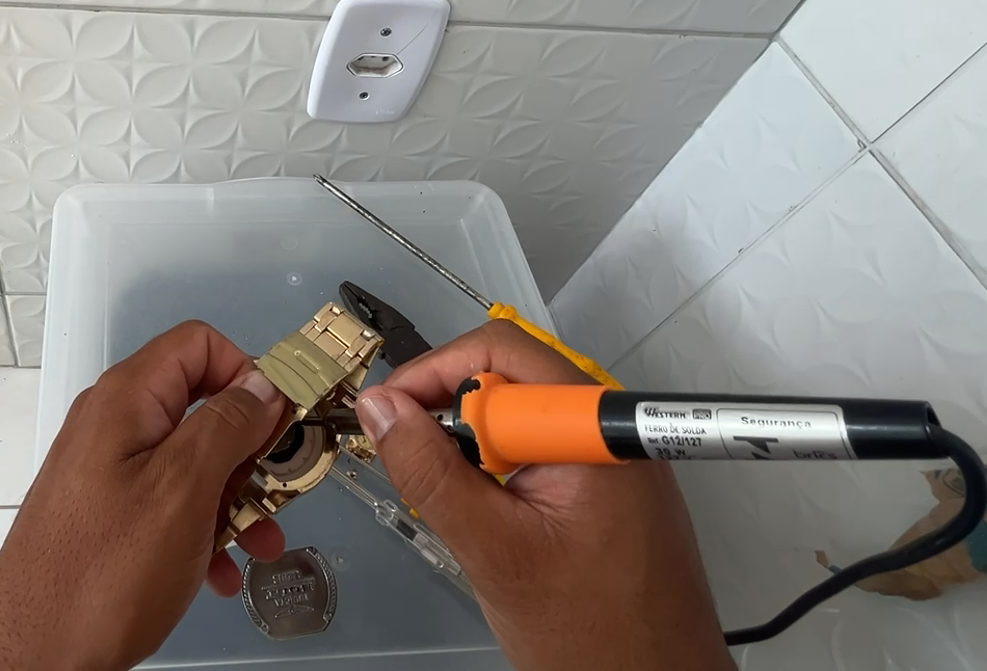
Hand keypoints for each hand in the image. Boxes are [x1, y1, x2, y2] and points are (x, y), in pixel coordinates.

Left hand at [0, 321, 288, 670]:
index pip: (198, 344)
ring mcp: (107, 466)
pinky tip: (219, 570)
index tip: (276, 424)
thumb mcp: (184, 488)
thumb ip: (228, 426)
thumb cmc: (108, 568)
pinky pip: (165, 497)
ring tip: (260, 543)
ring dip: (231, 494)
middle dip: (247, 445)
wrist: (29, 657)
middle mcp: (114, 420)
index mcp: (128, 395)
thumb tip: (264, 384)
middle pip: (198, 402)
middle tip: (279, 489)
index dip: (245, 371)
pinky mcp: (105, 509)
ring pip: (188, 457)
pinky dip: (199, 524)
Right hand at [356, 321, 732, 670]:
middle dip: (446, 404)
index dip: (433, 374)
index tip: (390, 417)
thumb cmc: (588, 634)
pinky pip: (534, 439)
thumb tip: (377, 404)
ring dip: (467, 435)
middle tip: (411, 454)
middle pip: (505, 370)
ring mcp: (608, 452)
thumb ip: (431, 471)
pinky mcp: (605, 480)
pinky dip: (494, 459)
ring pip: (514, 405)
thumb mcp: (493, 550)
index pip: (497, 352)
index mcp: (590, 426)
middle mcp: (604, 422)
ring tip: (445, 487)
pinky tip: (483, 503)